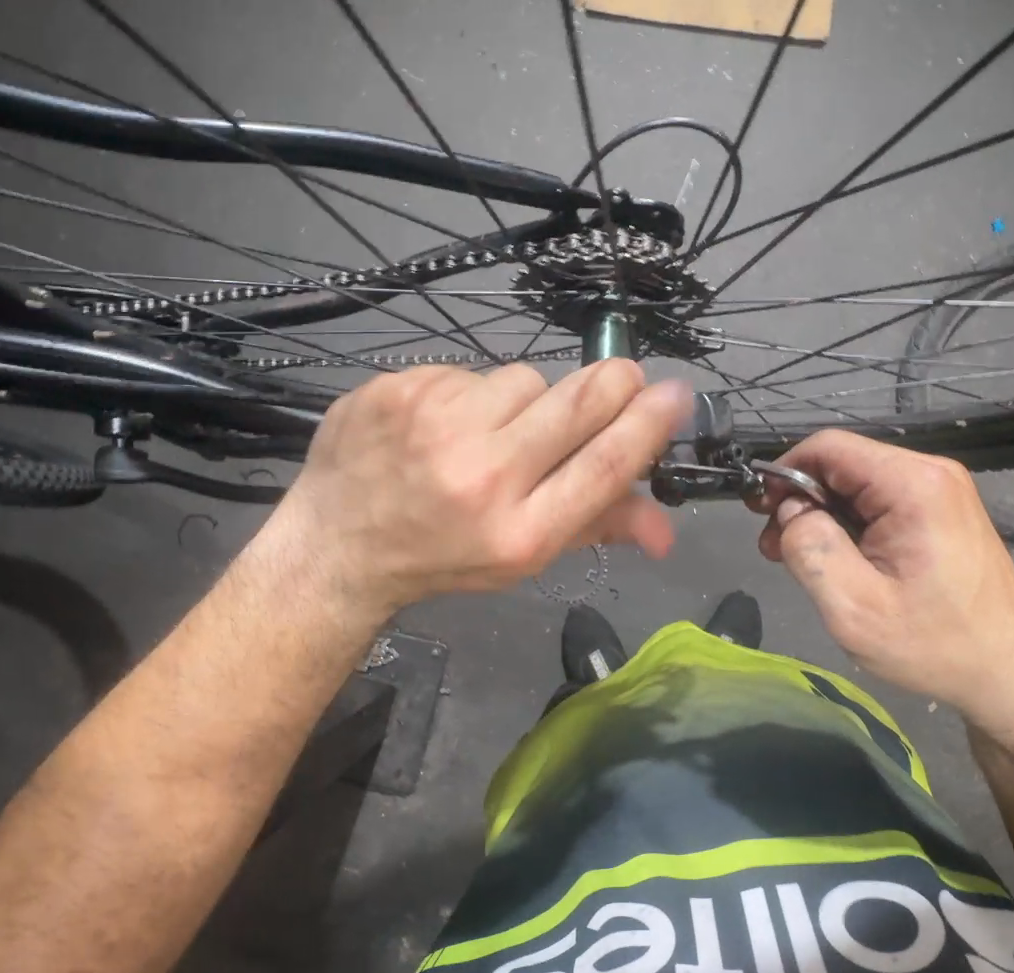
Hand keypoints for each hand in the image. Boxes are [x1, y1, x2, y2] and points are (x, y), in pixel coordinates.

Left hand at [272, 358, 691, 617]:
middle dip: (614, 382)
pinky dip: (470, 394)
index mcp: (520, 532)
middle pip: (579, 399)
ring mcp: (436, 425)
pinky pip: (469, 372)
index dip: (651, 422)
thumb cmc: (442, 557)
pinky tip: (445, 425)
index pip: (608, 462)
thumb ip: (596, 530)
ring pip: (524, 378)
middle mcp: (482, 476)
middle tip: (621, 381)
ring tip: (493, 432)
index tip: (676, 394)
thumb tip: (668, 532)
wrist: (337, 546)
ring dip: (526, 400)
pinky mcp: (400, 389)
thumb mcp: (520, 560)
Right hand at [752, 430, 1013, 720]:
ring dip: (821, 515)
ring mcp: (940, 492)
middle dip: (800, 499)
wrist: (1007, 672)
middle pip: (843, 463)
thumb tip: (790, 512)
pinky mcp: (941, 512)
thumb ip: (811, 550)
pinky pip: (879, 502)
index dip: (784, 472)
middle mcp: (931, 474)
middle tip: (774, 548)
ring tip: (799, 560)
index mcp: (913, 485)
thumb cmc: (934, 644)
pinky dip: (848, 525)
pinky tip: (836, 561)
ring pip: (858, 484)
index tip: (758, 513)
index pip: (829, 447)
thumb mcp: (854, 608)